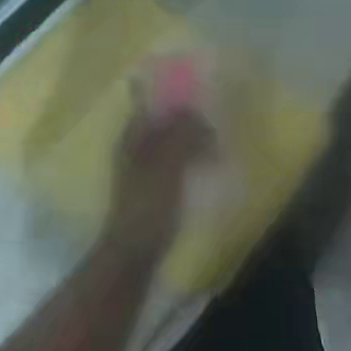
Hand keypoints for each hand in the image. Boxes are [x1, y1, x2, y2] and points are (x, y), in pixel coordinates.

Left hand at [103, 105, 214, 255]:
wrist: (134, 252)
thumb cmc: (149, 206)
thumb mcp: (167, 165)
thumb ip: (181, 135)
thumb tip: (196, 110)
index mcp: (133, 137)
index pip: (150, 103)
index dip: (173, 98)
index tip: (200, 99)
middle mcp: (135, 147)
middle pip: (164, 121)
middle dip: (189, 120)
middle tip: (215, 127)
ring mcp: (144, 168)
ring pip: (172, 142)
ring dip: (193, 141)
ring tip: (217, 149)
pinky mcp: (156, 187)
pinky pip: (177, 162)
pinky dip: (193, 159)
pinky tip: (210, 168)